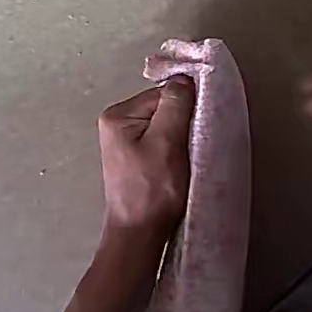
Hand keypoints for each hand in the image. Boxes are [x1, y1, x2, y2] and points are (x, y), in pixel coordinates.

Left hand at [96, 77, 194, 234]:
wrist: (141, 234)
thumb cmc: (153, 190)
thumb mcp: (167, 142)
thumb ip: (175, 105)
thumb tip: (184, 77)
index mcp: (118, 115)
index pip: (165, 93)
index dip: (185, 108)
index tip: (194, 130)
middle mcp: (117, 122)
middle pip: (165, 106)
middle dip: (183, 121)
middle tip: (190, 146)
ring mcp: (125, 139)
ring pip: (167, 122)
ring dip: (181, 135)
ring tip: (184, 157)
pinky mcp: (136, 154)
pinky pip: (163, 137)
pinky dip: (176, 146)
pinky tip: (178, 162)